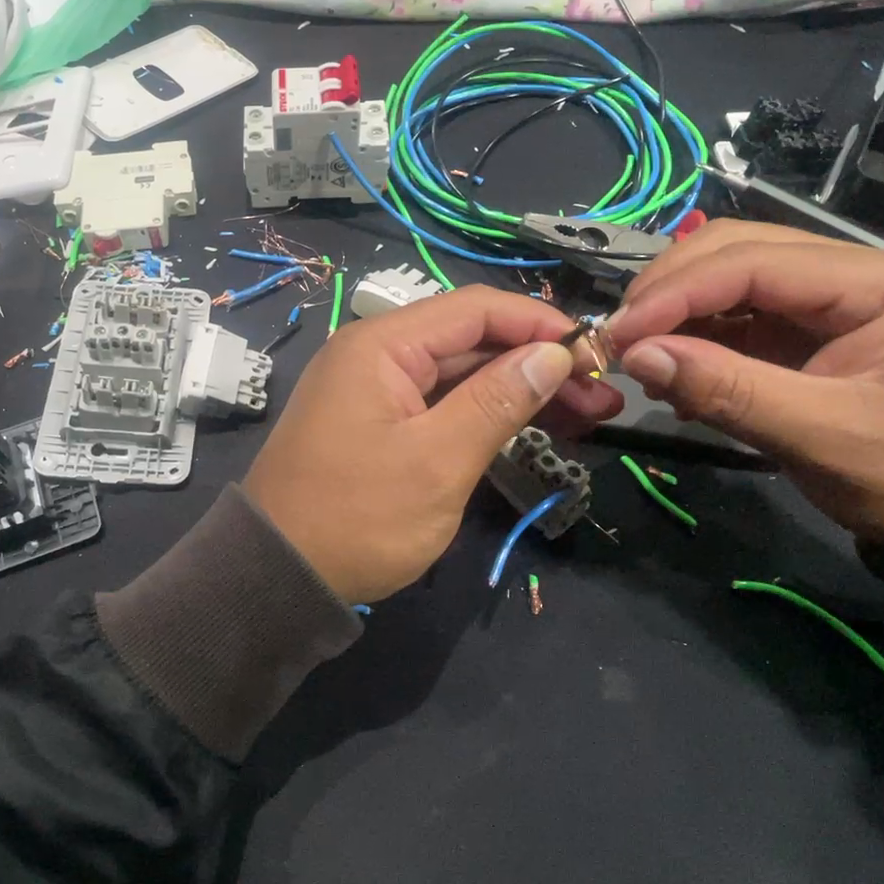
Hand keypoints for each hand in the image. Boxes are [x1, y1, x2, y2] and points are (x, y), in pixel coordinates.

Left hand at [243, 285, 621, 602]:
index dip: (541, 325)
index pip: (476, 309)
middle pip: (471, 340)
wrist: (277, 574)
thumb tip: (554, 352)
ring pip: (459, 374)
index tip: (599, 354)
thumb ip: (497, 401)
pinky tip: (533, 427)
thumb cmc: (357, 517)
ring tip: (588, 416)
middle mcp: (375, 353)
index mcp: (382, 345)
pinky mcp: (377, 423)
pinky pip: (439, 403)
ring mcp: (374, 389)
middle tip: (605, 398)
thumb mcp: (437, 462)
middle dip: (539, 362)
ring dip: (519, 389)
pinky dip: (485, 413)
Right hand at [605, 220, 883, 555]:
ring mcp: (835, 300)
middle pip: (738, 250)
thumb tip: (635, 356)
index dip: (675, 293)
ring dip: (679, 311)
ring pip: (732, 277)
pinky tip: (676, 371)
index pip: (753, 261)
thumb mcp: (826, 438)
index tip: (617, 335)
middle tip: (619, 339)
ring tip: (640, 356)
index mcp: (882, 282)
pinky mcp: (815, 330)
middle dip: (670, 290)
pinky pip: (741, 316)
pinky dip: (699, 338)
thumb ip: (727, 390)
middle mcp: (858, 273)